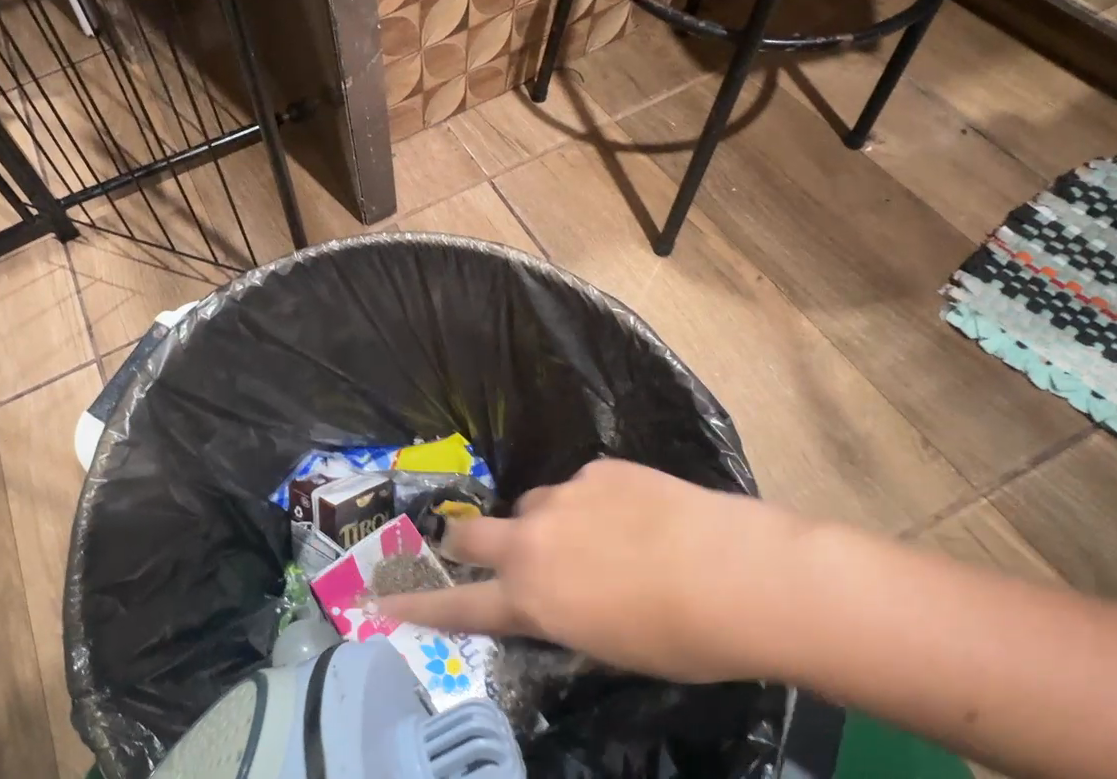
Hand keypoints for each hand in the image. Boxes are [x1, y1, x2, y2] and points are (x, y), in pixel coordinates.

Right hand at [378, 459, 807, 682]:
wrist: (738, 576)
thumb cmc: (680, 639)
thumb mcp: (608, 647)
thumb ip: (564, 618)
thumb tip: (557, 602)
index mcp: (532, 598)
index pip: (457, 603)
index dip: (417, 604)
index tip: (379, 599)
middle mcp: (532, 543)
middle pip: (469, 533)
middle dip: (463, 540)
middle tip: (473, 545)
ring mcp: (563, 499)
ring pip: (531, 506)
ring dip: (545, 523)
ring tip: (594, 538)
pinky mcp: (598, 470)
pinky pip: (582, 486)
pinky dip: (594, 504)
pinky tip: (636, 516)